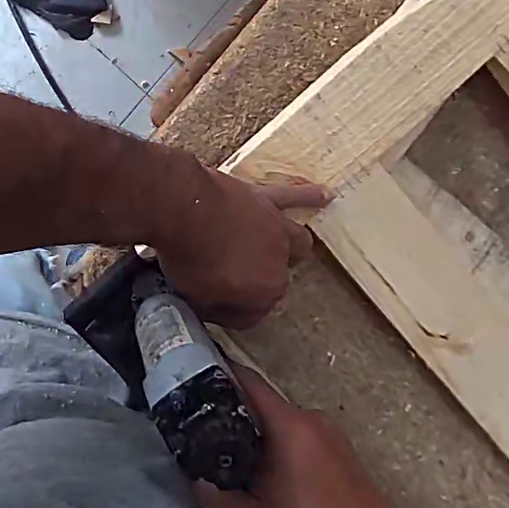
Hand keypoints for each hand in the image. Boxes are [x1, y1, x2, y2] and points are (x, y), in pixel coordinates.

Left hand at [151, 170, 327, 327]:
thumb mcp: (194, 297)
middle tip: (237, 277)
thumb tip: (221, 307)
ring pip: (299, 241)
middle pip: (275, 277)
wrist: (182, 207)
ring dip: (293, 248)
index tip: (214, 303)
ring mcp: (276, 229)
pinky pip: (293, 197)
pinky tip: (326, 195)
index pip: (253, 312)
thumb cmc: (186, 255)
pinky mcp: (266, 200)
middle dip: (260, 281)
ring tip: (295, 248)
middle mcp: (279, 262)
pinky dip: (308, 196)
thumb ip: (216, 307)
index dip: (233, 309)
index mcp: (264, 292)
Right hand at [194, 368, 440, 507]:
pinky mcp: (351, 466)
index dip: (217, 377)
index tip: (192, 383)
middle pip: (266, 408)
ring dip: (262, 448)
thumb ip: (216, 500)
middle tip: (209, 448)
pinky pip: (308, 448)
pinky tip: (277, 496)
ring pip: (286, 431)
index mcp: (297, 430)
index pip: (249, 381)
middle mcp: (321, 426)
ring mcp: (340, 444)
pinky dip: (286, 461)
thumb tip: (199, 480)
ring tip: (242, 480)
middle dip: (236, 424)